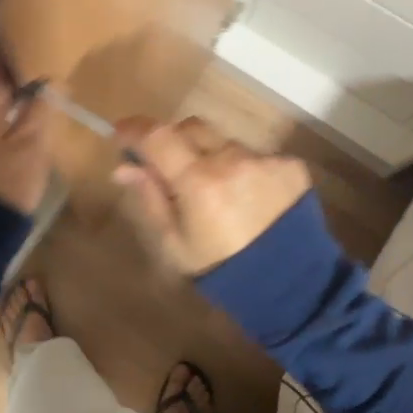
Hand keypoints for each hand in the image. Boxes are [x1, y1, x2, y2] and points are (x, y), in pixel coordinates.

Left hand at [0, 42, 51, 214]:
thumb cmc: (6, 180)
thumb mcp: (33, 144)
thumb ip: (42, 107)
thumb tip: (53, 79)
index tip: (26, 47)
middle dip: (10, 72)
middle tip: (44, 75)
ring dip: (7, 97)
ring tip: (39, 102)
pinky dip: (1, 116)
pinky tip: (23, 127)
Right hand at [112, 116, 311, 274]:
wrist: (291, 285)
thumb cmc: (222, 270)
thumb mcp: (175, 244)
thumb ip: (150, 199)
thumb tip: (123, 167)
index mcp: (198, 181)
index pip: (157, 135)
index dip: (134, 129)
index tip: (121, 134)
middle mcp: (231, 158)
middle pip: (191, 127)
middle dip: (173, 140)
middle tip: (168, 166)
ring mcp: (264, 159)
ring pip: (225, 142)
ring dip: (212, 157)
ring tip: (218, 193)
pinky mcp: (290, 164)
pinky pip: (256, 156)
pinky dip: (243, 170)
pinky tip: (249, 200)